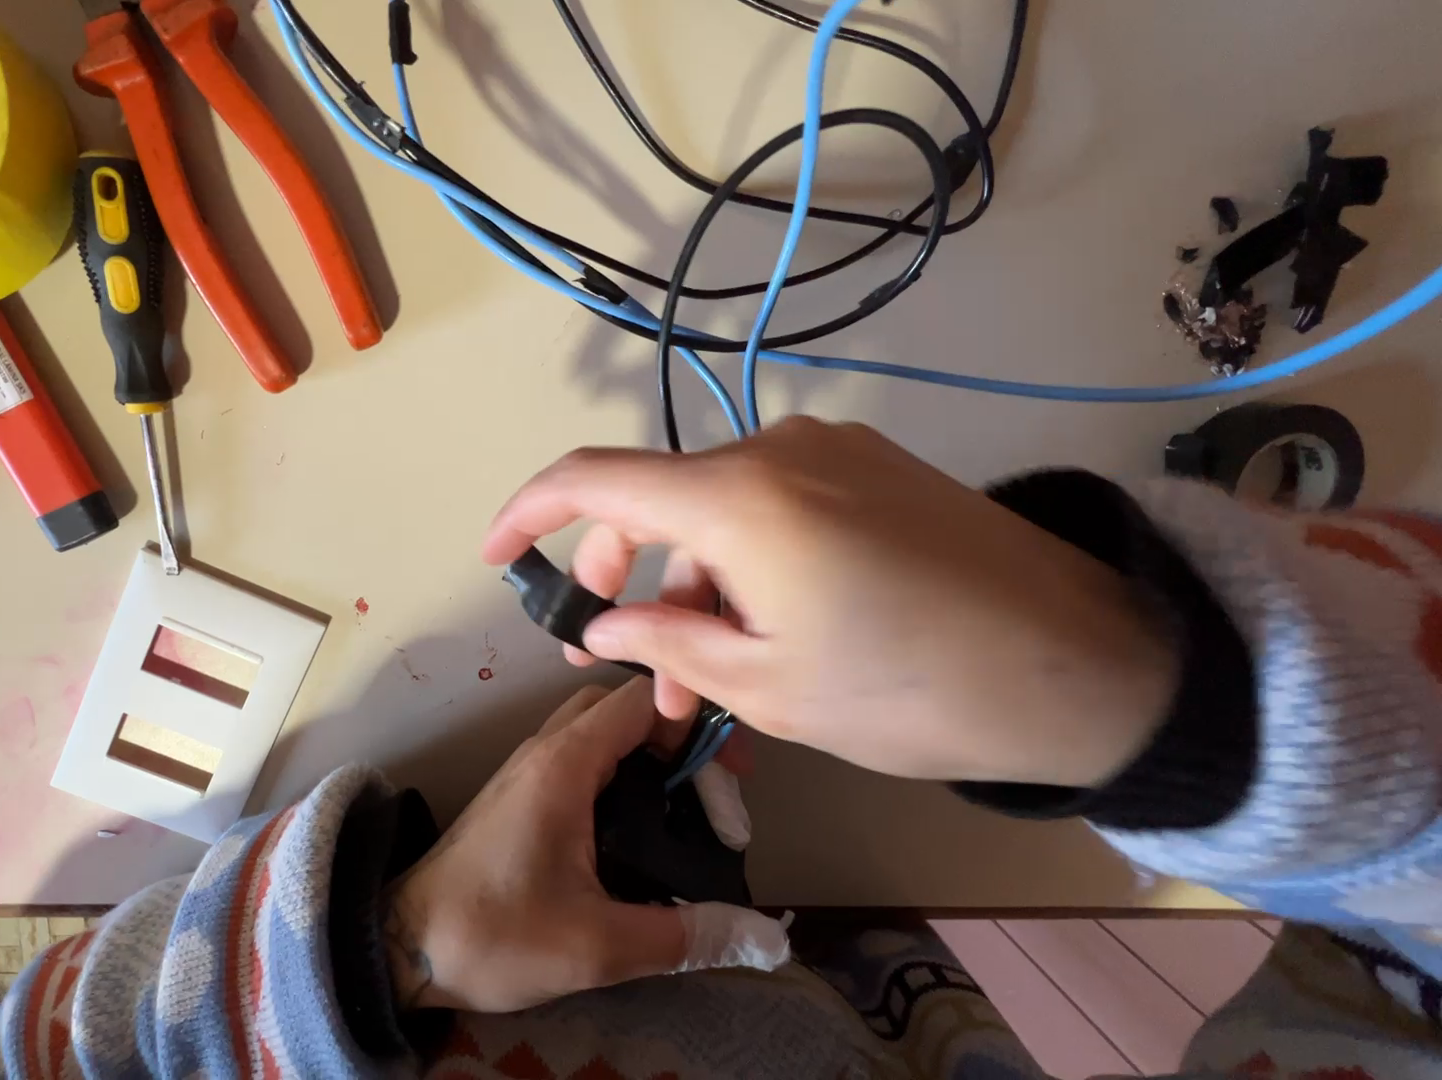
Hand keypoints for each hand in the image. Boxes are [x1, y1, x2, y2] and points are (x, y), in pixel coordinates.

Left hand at [383, 679, 788, 1013]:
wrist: (402, 944)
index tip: (729, 774)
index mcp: (565, 762)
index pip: (643, 700)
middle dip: (677, 735)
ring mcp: (530, 766)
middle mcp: (547, 747)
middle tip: (716, 791)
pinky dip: (622, 768)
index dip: (695, 722)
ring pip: (601, 728)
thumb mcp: (596, 944)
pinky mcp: (523, 790)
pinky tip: (644, 820)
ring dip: (648, 751)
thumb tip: (767, 938)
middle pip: (624, 706)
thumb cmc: (495, 934)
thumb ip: (684, 935)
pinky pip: (583, 754)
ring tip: (691, 805)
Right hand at [482, 417, 1176, 788]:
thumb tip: (602, 624)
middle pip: (654, 497)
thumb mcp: (763, 685)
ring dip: (690, 585)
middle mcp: (773, 450)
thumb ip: (662, 641)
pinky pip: (771, 509)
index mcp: (735, 498)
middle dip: (620, 572)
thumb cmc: (908, 689)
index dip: (527, 513)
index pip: (590, 479)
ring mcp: (827, 452)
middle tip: (621, 651)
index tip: (496, 555)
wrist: (1093, 666)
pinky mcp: (869, 468)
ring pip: (715, 514)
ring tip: (702, 673)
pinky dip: (741, 564)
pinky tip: (763, 626)